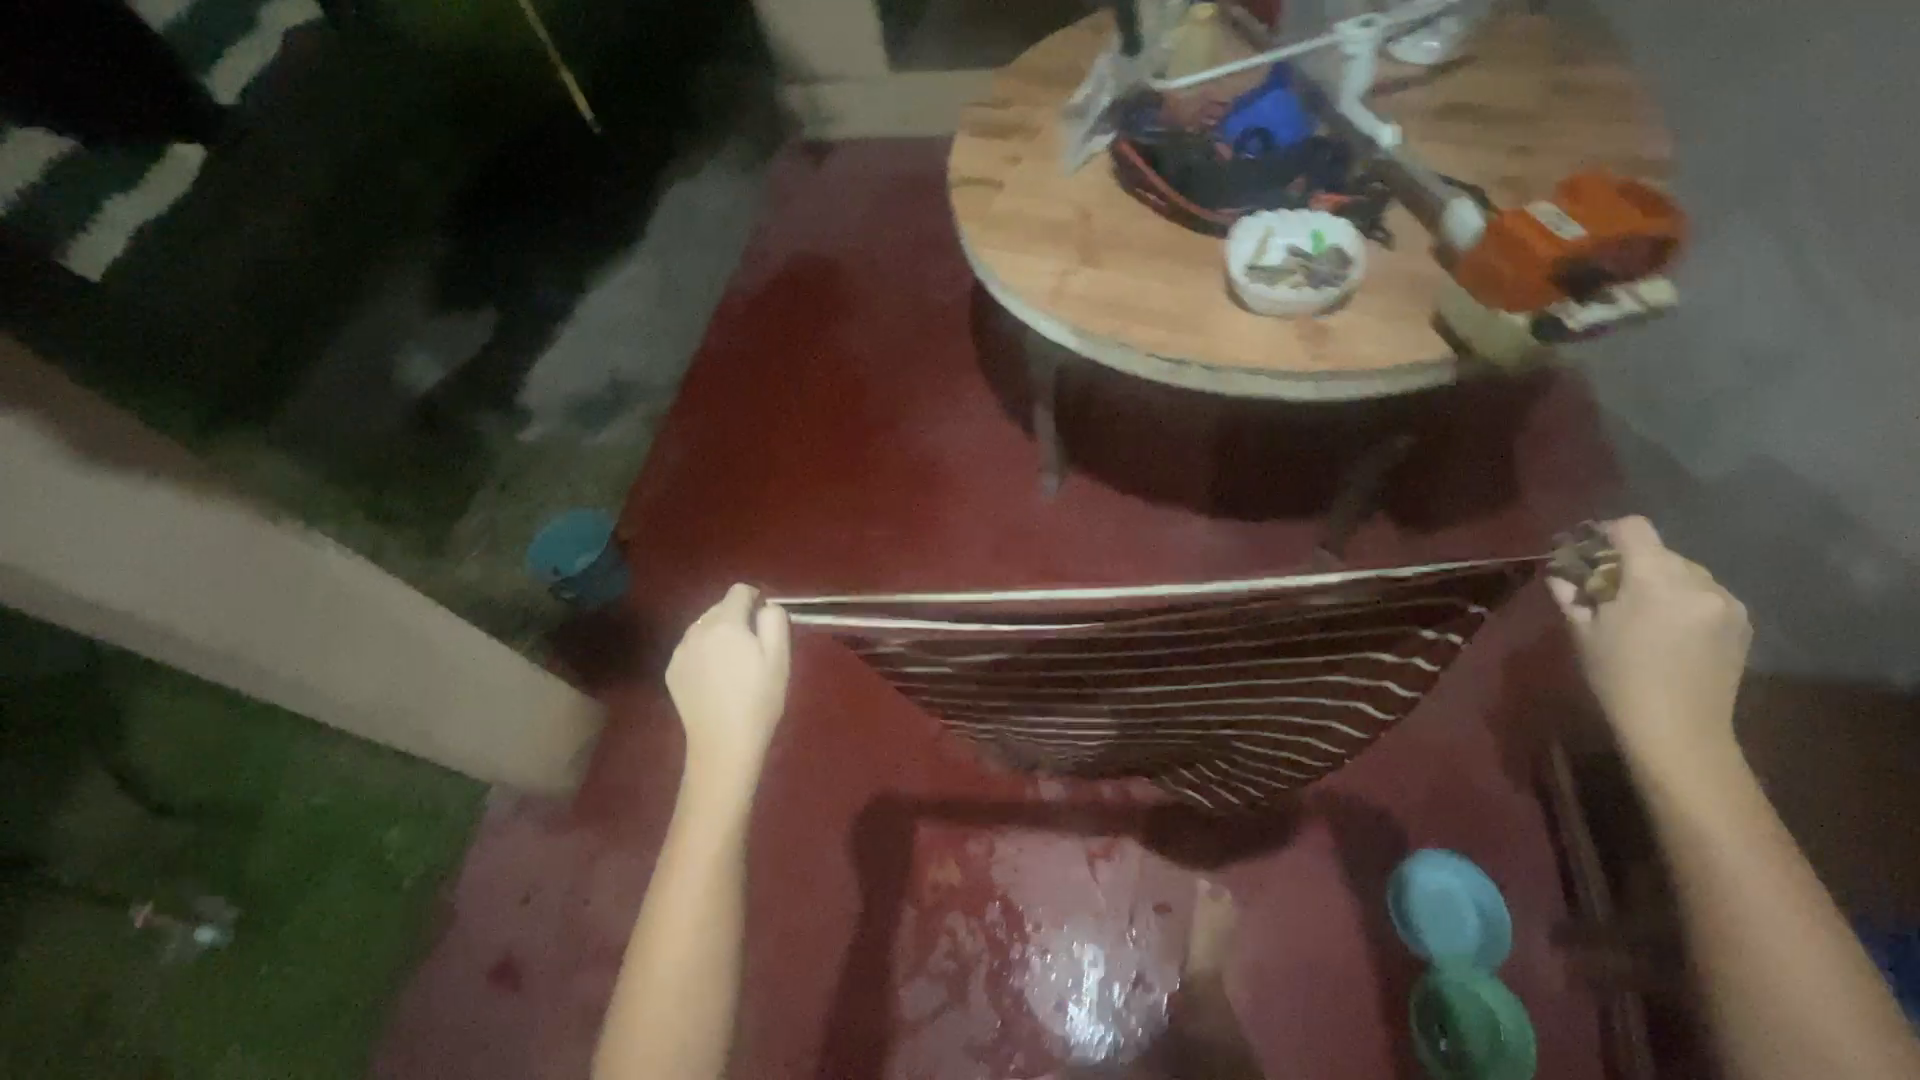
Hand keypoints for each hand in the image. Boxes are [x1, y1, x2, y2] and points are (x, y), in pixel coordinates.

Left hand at [666, 584, 791, 774]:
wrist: (724, 743)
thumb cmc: (759, 699)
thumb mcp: (779, 657)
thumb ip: (774, 620)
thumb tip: (766, 606)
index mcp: (726, 623)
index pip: (739, 591)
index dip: (755, 599)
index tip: (764, 620)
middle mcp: (698, 630)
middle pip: (719, 608)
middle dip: (736, 617)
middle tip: (752, 647)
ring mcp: (680, 651)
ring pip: (702, 627)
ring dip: (718, 634)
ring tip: (731, 663)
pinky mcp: (672, 671)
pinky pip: (690, 648)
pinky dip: (703, 652)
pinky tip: (714, 678)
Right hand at [1548, 517, 1751, 769]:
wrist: (1678, 729)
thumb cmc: (1619, 679)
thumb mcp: (1583, 634)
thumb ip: (1571, 594)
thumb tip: (1560, 573)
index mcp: (1655, 579)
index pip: (1634, 528)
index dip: (1608, 533)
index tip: (1590, 552)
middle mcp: (1699, 581)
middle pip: (1661, 551)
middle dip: (1633, 563)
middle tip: (1610, 590)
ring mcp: (1727, 602)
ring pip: (1686, 573)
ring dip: (1661, 582)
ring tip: (1642, 614)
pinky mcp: (1743, 622)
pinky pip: (1706, 595)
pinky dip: (1684, 601)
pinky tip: (1669, 630)